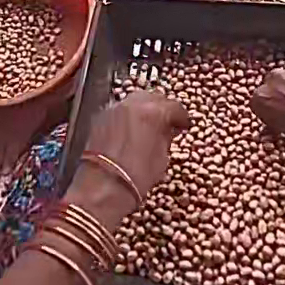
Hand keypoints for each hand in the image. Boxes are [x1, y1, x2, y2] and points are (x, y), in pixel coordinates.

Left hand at [68, 89, 190, 230]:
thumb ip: (167, 138)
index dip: (181, 117)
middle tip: (168, 123)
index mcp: (153, 112)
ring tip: (149, 125)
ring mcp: (114, 108)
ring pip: (135, 100)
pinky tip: (132, 129)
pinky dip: (129, 115)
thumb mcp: (162, 158)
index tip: (184, 126)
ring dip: (144, 109)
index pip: (174, 106)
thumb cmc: (136, 176)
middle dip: (162, 108)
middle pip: (153, 97)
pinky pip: (120, 109)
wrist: (103, 186)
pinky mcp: (100, 117)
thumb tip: (169, 130)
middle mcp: (133, 104)